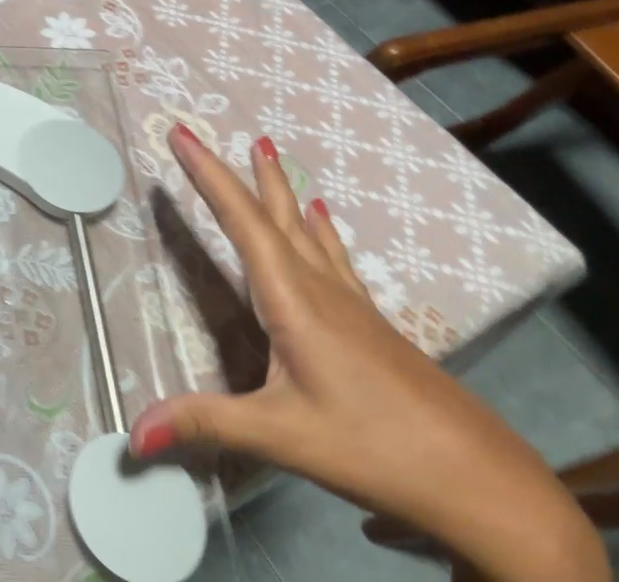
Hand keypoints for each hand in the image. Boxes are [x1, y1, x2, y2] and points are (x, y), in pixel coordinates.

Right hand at [136, 127, 608, 581]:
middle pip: (280, 219)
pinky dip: (322, 233)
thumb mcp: (282, 437)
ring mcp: (355, 310)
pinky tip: (328, 224)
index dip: (210, 177)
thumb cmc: (379, 450)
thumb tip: (131, 433)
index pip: (244, 225)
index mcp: (295, 304)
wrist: (487, 487)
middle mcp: (323, 294)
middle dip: (248, 175)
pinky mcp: (374, 330)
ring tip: (273, 156)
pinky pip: (337, 262)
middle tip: (234, 132)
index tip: (184, 133)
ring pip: (310, 235)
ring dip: (285, 194)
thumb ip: (205, 423)